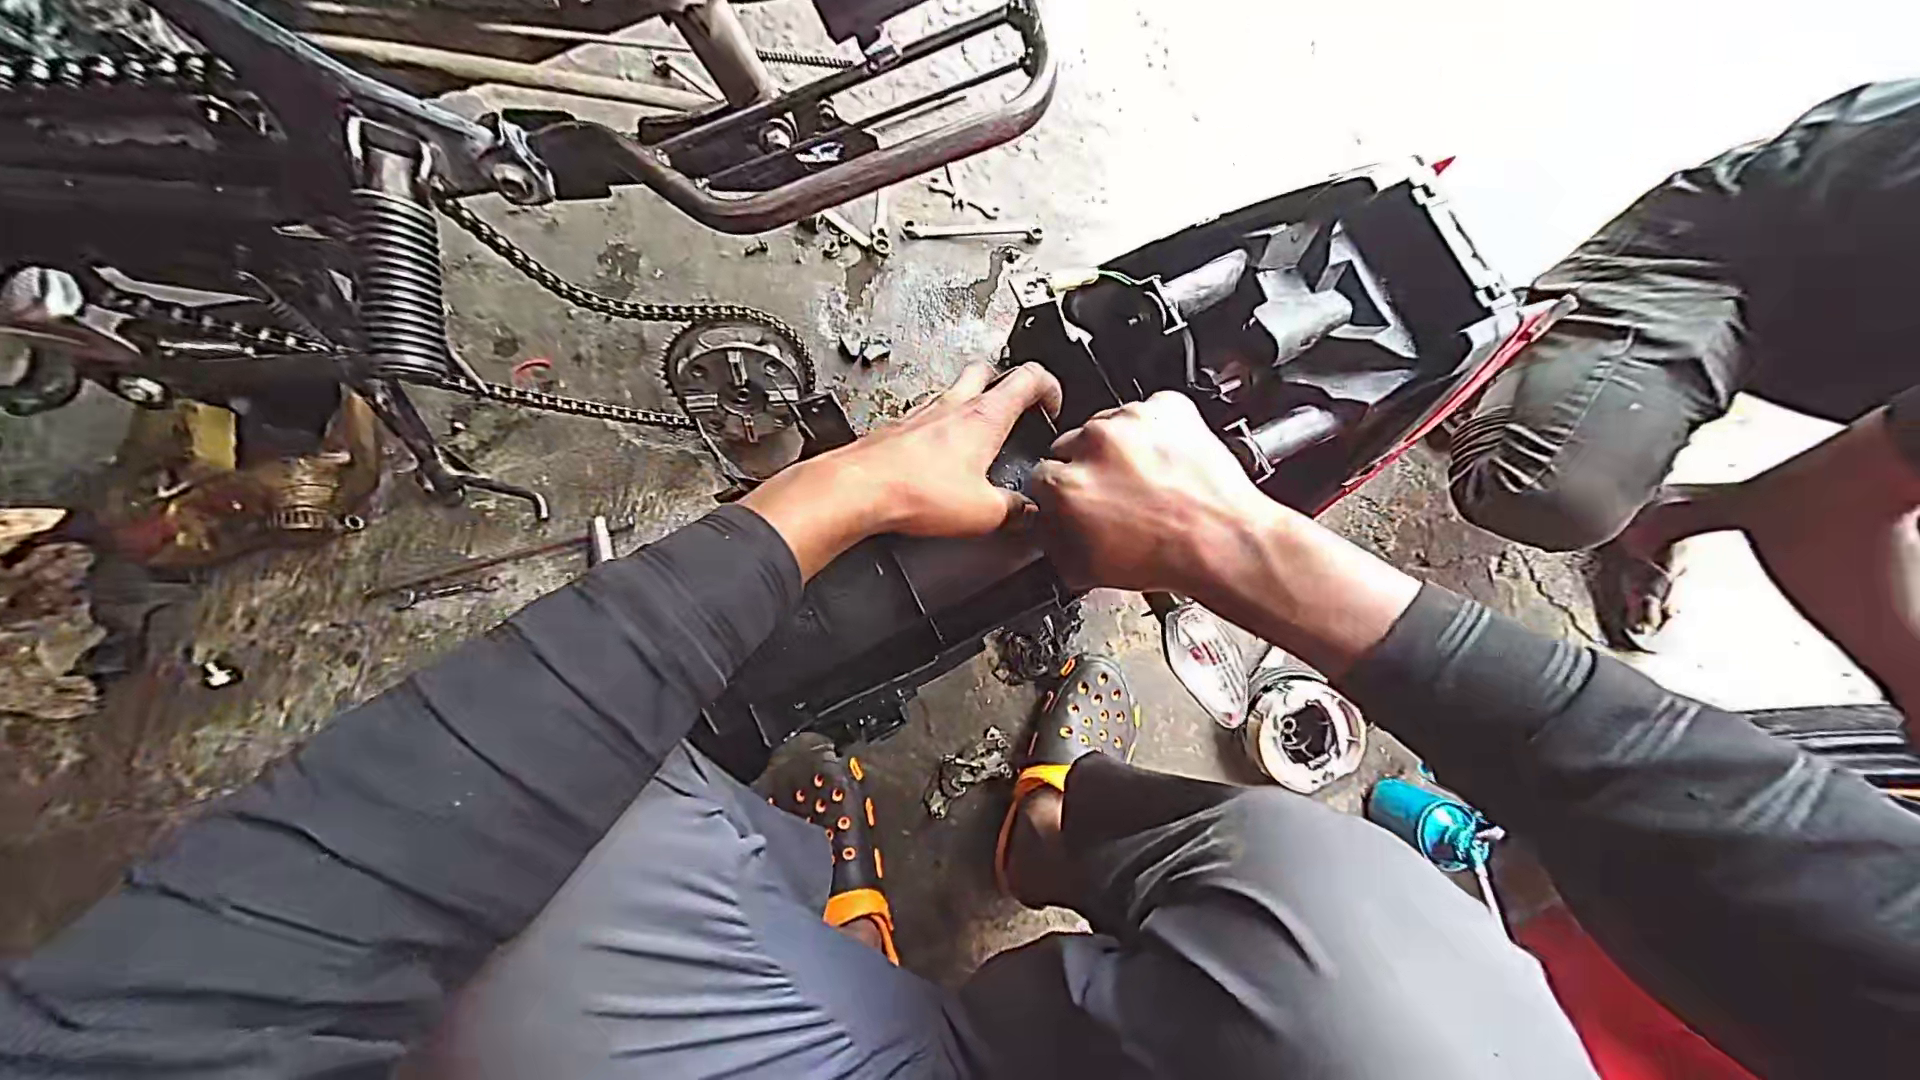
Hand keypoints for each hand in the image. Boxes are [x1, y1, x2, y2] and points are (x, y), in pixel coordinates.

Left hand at [742, 361, 1061, 578]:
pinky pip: (925, 416)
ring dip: (972, 402)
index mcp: (983, 416)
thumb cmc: (912, 489)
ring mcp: (920, 414)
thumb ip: (1013, 511)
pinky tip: (939, 453)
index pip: (1028, 378)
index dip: (1050, 386)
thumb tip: (1027, 513)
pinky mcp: (896, 430)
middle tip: (1017, 404)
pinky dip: (940, 426)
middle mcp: (951, 406)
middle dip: (1007, 381)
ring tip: (980, 430)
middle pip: (987, 370)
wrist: (856, 489)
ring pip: (954, 390)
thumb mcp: (982, 512)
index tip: (1053, 404)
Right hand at [1029, 392, 1273, 594]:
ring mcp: (1132, 420)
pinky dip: (1154, 431)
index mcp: (1067, 483)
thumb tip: (1046, 527)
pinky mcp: (1167, 406)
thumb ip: (1052, 541)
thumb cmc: (1166, 556)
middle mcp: (1094, 444)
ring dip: (1119, 447)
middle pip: (1071, 445)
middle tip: (1115, 491)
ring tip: (1146, 478)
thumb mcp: (1086, 569)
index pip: (1041, 476)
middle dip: (1086, 466)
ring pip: (1107, 426)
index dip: (1059, 491)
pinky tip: (1165, 461)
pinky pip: (1147, 412)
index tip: (1075, 497)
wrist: (1225, 542)